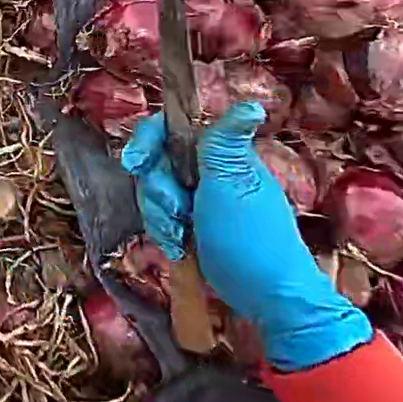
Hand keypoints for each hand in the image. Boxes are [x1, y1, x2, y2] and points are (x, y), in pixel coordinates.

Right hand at [120, 102, 371, 371]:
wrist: (267, 297)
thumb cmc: (252, 236)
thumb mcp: (232, 184)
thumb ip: (224, 142)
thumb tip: (252, 104)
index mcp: (218, 151)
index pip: (168, 128)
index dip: (146, 141)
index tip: (135, 163)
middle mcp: (205, 168)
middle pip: (154, 162)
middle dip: (157, 190)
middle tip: (178, 212)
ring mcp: (196, 197)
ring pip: (152, 191)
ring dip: (160, 215)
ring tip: (182, 235)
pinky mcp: (188, 223)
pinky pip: (158, 216)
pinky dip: (163, 231)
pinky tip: (180, 247)